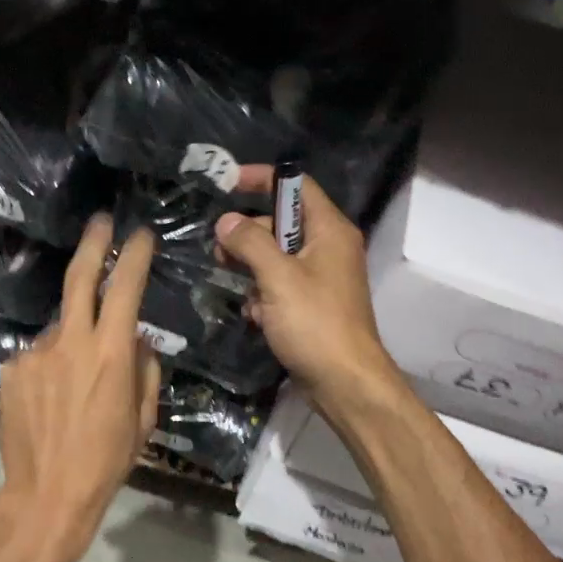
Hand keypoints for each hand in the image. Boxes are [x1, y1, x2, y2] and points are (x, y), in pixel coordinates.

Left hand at [0, 213, 160, 561]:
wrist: (48, 492)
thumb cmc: (107, 461)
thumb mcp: (143, 419)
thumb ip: (143, 370)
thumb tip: (136, 339)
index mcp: (111, 354)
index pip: (125, 288)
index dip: (134, 255)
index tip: (140, 235)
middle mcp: (70, 343)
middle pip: (79, 278)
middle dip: (93, 244)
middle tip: (100, 222)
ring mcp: (35, 354)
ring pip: (59, 332)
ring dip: (70, 342)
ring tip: (73, 389)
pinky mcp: (11, 370)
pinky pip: (37, 358)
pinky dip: (48, 369)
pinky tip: (49, 403)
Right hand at [214, 165, 399, 405]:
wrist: (344, 381)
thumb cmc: (315, 324)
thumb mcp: (278, 278)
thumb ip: (250, 244)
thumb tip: (226, 221)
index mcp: (330, 230)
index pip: (297, 187)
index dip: (263, 180)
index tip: (227, 184)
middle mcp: (329, 249)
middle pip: (282, 225)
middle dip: (249, 235)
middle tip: (219, 250)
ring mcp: (321, 280)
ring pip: (277, 260)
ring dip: (252, 271)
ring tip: (236, 287)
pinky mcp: (312, 308)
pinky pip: (281, 289)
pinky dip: (264, 298)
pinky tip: (255, 316)